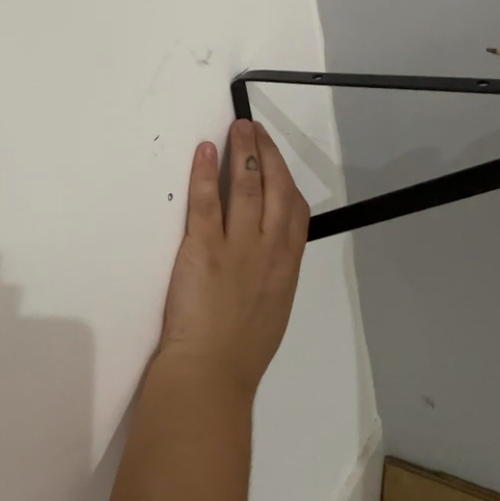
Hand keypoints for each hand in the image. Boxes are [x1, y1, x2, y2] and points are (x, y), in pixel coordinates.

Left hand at [155, 120, 311, 391]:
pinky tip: (205, 152)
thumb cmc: (240, 352)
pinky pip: (207, 202)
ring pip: (247, 187)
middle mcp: (268, 251)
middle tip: (255, 130)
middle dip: (267, 154)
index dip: (287, 179)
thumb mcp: (272, 311)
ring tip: (236, 129)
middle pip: (276, 189)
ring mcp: (238, 248)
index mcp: (286, 267)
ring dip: (242, 153)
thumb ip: (271, 278)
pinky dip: (207, 173)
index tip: (276, 161)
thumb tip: (265, 259)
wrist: (211, 371)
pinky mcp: (204, 249)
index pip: (295, 211)